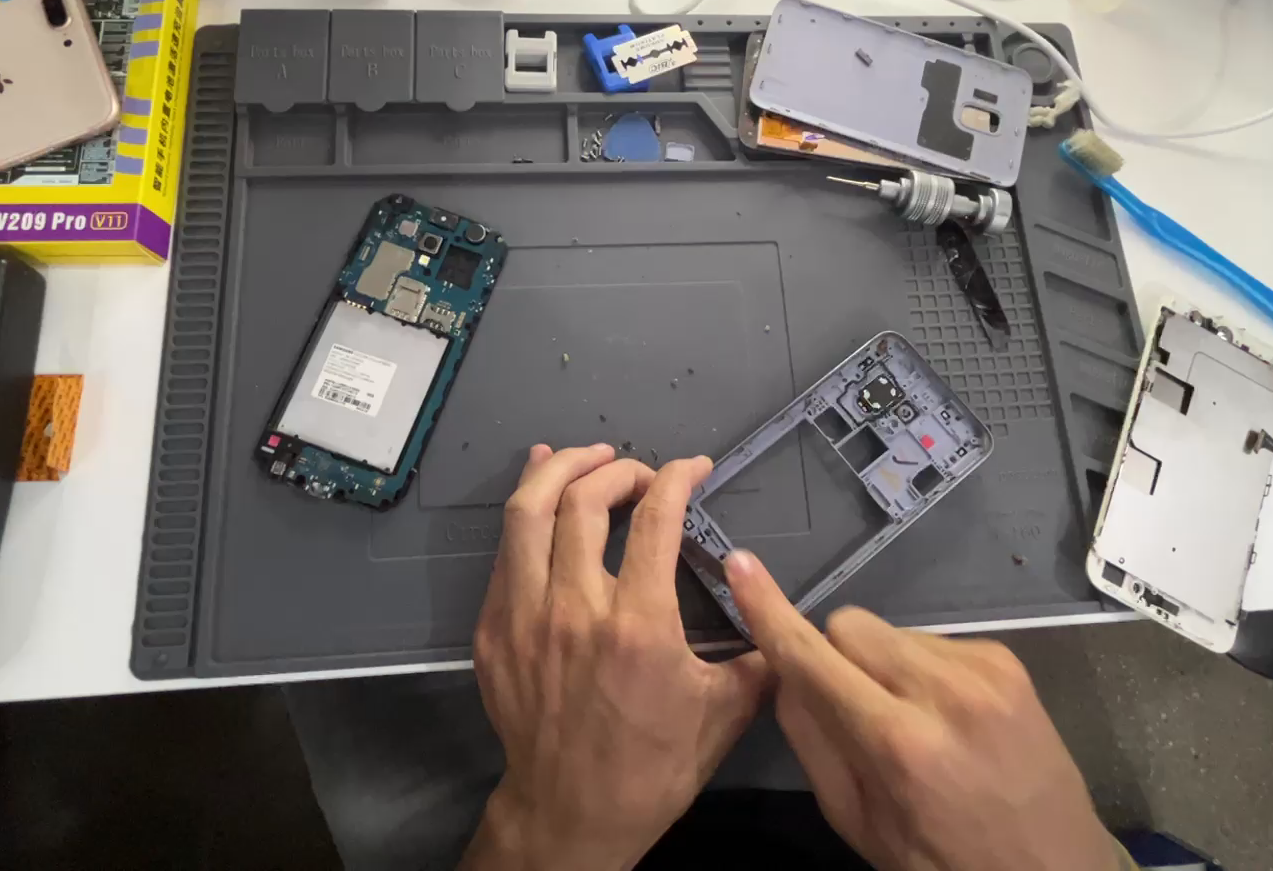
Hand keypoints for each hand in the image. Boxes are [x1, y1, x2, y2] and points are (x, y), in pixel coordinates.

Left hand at [461, 445, 770, 870]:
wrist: (568, 817)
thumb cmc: (652, 766)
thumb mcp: (723, 714)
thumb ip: (759, 656)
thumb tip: (779, 613)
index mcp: (639, 624)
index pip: (656, 518)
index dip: (677, 477)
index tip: (693, 467)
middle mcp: (576, 606)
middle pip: (585, 499)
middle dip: (619, 469)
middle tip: (642, 474)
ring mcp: (524, 614)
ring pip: (529, 511)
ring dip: (562, 468)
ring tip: (591, 457)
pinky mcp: (493, 626)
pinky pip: (503, 548)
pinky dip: (523, 503)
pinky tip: (539, 482)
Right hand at [724, 549, 1119, 870]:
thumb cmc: (943, 864)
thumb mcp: (858, 822)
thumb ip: (810, 739)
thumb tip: (785, 670)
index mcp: (898, 746)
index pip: (811, 659)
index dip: (768, 611)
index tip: (739, 565)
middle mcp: (942, 692)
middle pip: (846, 626)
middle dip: (834, 656)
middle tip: (857, 709)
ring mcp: (981, 668)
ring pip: (884, 629)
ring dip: (880, 664)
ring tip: (914, 719)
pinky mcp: (1004, 657)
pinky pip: (925, 637)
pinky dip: (918, 668)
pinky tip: (947, 714)